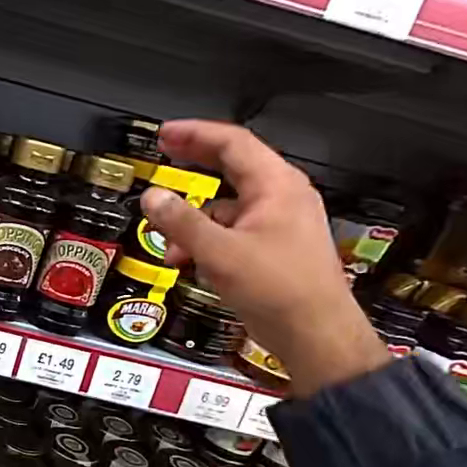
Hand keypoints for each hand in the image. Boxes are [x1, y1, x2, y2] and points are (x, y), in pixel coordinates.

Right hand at [142, 120, 391, 396]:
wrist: (313, 332)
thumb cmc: (279, 289)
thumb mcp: (219, 252)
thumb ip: (181, 222)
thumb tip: (153, 198)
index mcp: (276, 186)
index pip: (233, 143)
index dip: (195, 134)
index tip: (166, 134)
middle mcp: (281, 199)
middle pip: (231, 168)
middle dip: (194, 164)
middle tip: (166, 155)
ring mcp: (278, 224)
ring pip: (226, 207)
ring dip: (193, 220)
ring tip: (170, 244)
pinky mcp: (271, 249)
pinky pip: (231, 232)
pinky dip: (206, 241)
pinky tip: (190, 262)